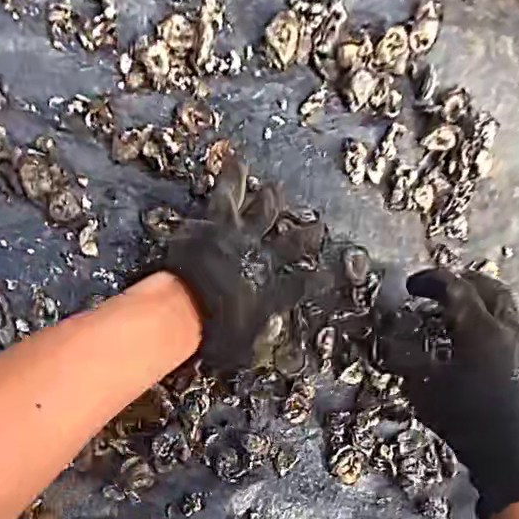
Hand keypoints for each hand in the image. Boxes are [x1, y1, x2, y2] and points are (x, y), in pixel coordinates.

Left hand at [158, 158, 321, 371]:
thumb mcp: (237, 351)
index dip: (317, 280)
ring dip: (270, 203)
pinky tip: (234, 159)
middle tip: (317, 228)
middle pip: (291, 244)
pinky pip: (225, 194)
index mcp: (272, 295)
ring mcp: (240, 238)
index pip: (303, 286)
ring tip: (274, 190)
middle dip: (305, 237)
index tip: (329, 275)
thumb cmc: (212, 334)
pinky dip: (231, 176)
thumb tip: (250, 359)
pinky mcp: (217, 223)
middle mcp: (263, 261)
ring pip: (263, 212)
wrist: (189, 306)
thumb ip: (249, 349)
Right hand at [378, 268, 518, 518]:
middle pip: (489, 289)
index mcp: (480, 331)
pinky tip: (465, 335)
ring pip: (502, 305)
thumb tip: (385, 336)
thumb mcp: (421, 385)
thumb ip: (403, 355)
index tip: (410, 284)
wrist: (507, 447)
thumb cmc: (460, 415)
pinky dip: (484, 317)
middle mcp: (506, 329)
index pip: (457, 290)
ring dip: (475, 299)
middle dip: (460, 282)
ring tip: (449, 309)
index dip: (432, 281)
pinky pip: (506, 323)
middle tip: (433, 288)